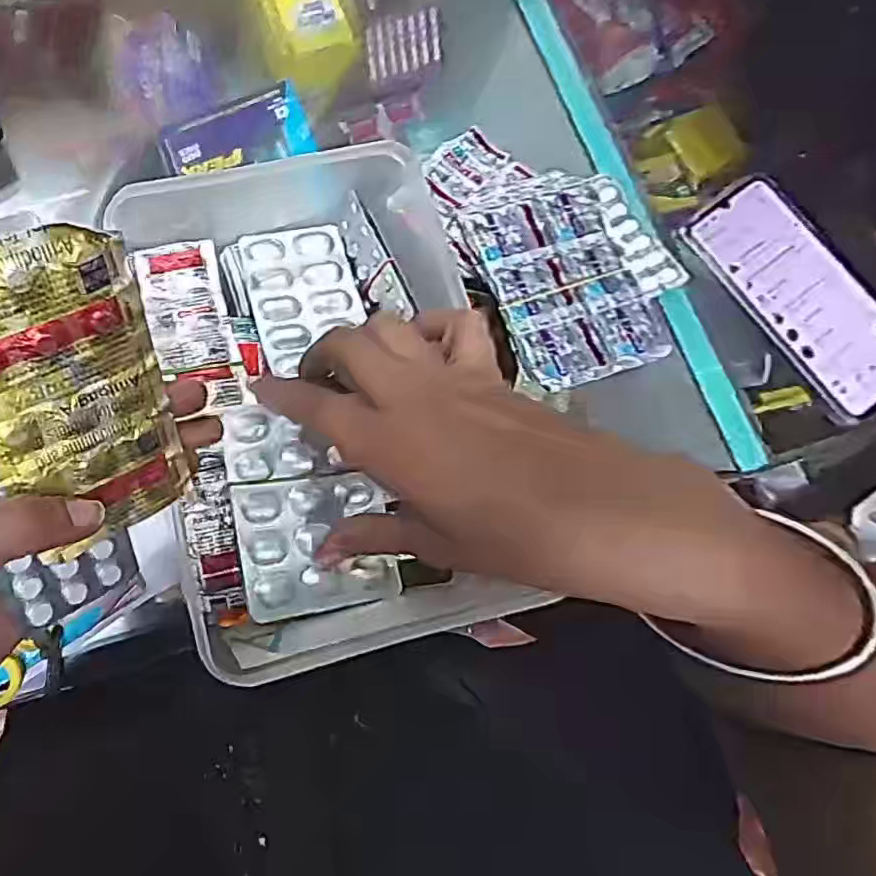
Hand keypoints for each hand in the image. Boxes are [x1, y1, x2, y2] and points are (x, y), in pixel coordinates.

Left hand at [0, 380, 216, 713]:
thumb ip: (11, 527)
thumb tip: (92, 509)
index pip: (26, 418)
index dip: (75, 393)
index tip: (128, 369)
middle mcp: (9, 487)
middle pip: (75, 445)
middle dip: (130, 417)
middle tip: (188, 394)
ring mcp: (38, 524)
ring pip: (95, 484)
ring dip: (143, 458)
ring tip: (199, 432)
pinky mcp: (59, 560)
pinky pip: (101, 530)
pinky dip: (136, 507)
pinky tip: (176, 483)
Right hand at [255, 312, 859, 653]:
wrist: (614, 515)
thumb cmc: (513, 540)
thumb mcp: (434, 544)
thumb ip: (372, 535)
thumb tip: (323, 552)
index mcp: (385, 443)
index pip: (316, 406)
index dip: (282, 392)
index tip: (260, 386)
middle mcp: (411, 398)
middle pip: (348, 344)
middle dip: (319, 353)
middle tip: (315, 381)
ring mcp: (454, 378)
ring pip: (392, 324)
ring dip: (367, 336)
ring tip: (364, 366)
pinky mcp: (492, 373)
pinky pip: (455, 326)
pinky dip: (431, 327)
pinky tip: (427, 353)